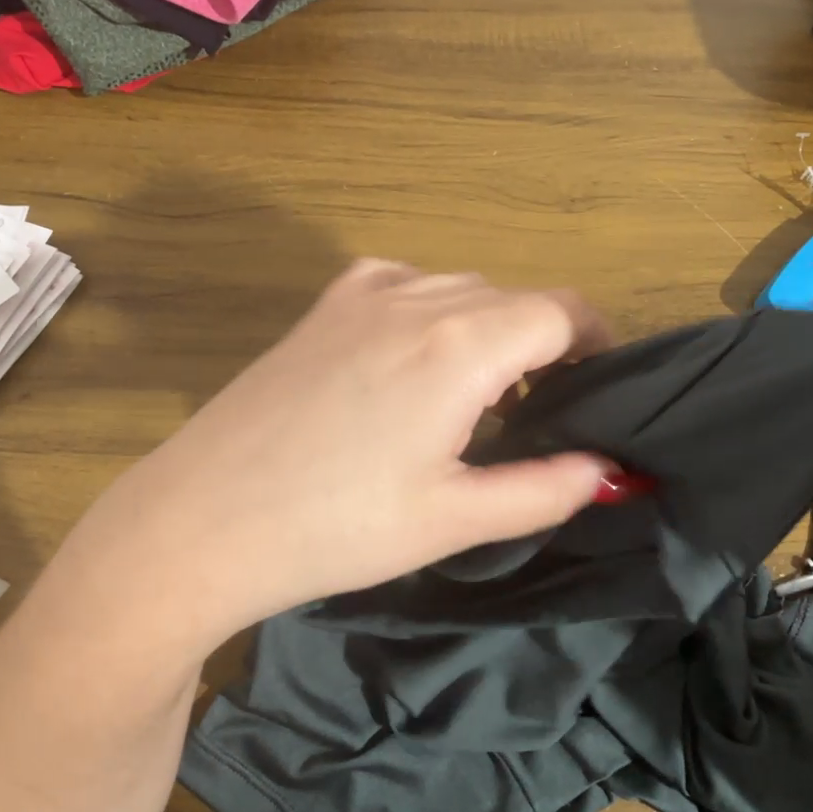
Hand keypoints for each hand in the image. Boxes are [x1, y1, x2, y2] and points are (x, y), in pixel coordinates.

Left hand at [128, 260, 614, 638]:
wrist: (202, 520)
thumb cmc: (336, 527)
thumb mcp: (453, 517)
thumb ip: (545, 487)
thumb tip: (609, 470)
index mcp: (462, 343)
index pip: (563, 310)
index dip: (598, 343)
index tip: (602, 389)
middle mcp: (419, 297)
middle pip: (515, 298)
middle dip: (546, 345)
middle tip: (541, 415)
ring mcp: (363, 293)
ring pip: (462, 289)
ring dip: (490, 330)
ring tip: (479, 399)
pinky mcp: (324, 306)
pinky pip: (406, 284)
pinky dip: (433, 311)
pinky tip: (413, 359)